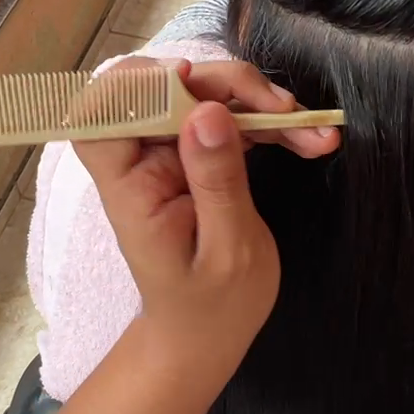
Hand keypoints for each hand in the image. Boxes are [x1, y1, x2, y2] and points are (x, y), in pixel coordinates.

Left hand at [71, 58, 338, 381]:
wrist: (209, 334)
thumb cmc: (212, 307)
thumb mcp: (227, 251)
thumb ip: (217, 181)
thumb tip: (207, 110)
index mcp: (129, 187)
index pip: (100, 117)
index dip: (136, 85)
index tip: (189, 80)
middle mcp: (143, 162)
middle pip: (166, 93)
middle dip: (227, 87)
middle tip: (285, 109)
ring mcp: (171, 156)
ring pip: (206, 99)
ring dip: (261, 105)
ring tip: (313, 132)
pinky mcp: (199, 156)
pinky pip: (229, 122)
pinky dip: (270, 125)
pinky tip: (310, 139)